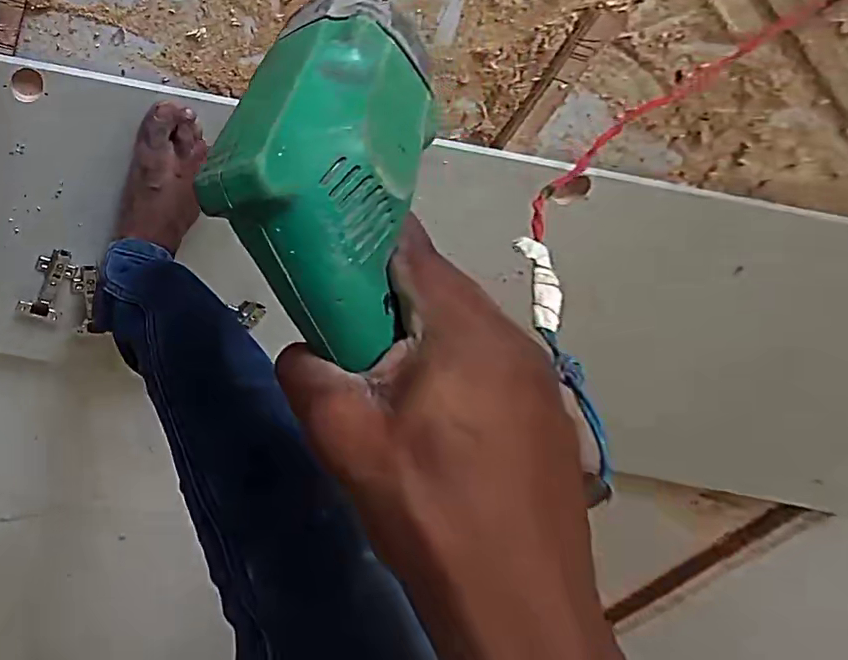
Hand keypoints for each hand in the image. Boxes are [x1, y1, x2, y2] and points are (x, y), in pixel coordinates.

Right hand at [275, 216, 621, 659]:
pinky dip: (441, 360)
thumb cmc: (426, 507)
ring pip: (458, 323)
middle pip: (434, 283)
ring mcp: (539, 381)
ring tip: (367, 360)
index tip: (319, 238)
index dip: (360, 234)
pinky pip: (481, 360)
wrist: (516, 612)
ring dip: (410, 327)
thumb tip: (302, 349)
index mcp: (468, 331)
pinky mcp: (545, 416)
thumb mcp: (338, 430)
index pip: (410, 247)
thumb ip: (302, 366)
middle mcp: (515, 342)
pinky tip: (416, 405)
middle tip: (330, 310)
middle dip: (378, 288)